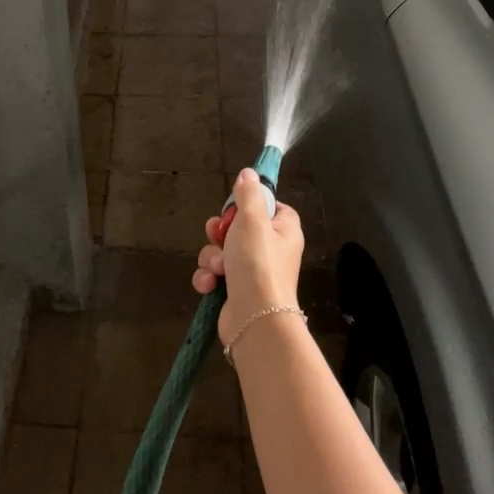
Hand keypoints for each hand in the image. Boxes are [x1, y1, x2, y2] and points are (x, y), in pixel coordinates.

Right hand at [193, 169, 305, 347]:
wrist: (255, 319)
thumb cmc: (258, 264)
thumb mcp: (252, 220)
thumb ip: (248, 194)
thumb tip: (249, 174)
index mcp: (284, 231)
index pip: (271, 207)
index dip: (252, 204)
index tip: (236, 206)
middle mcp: (271, 251)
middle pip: (239, 228)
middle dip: (220, 233)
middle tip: (218, 236)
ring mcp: (253, 273)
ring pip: (222, 251)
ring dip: (212, 258)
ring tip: (217, 269)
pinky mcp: (236, 292)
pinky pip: (215, 275)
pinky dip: (209, 278)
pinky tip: (210, 285)